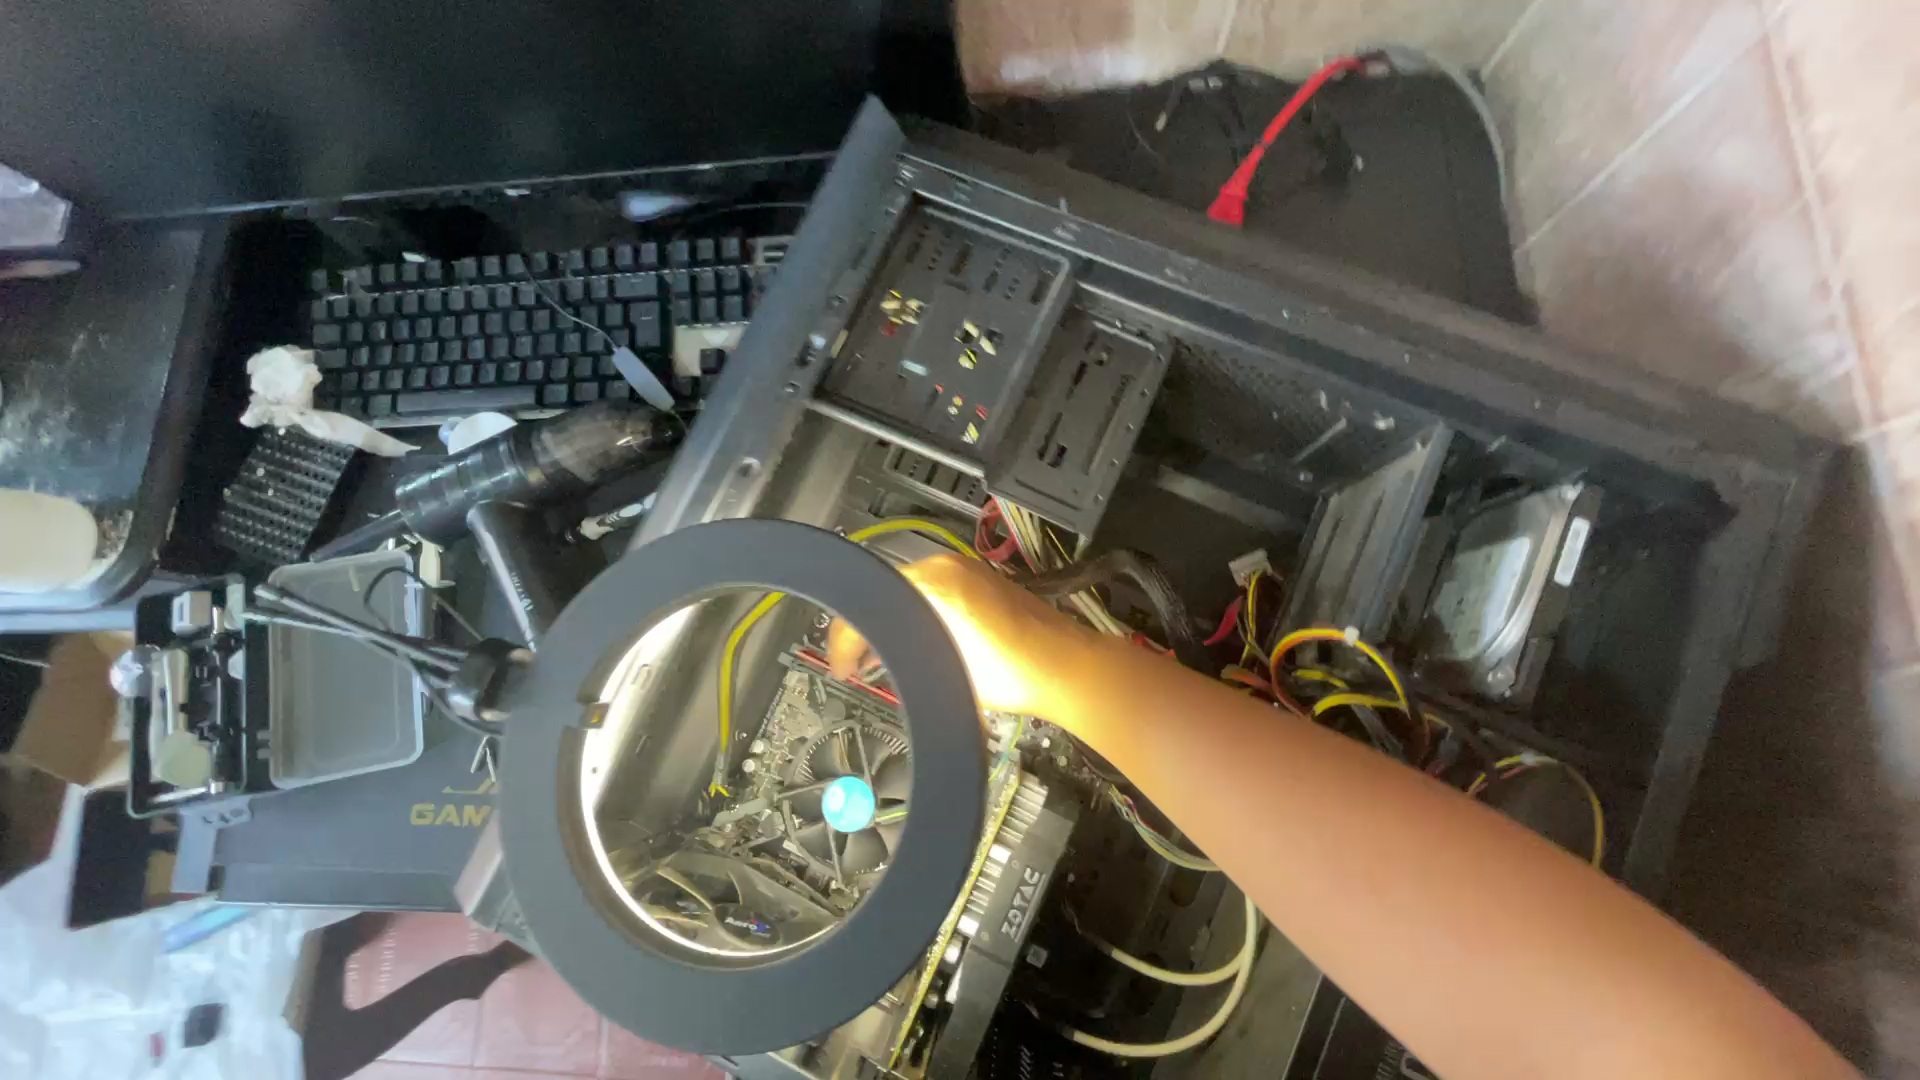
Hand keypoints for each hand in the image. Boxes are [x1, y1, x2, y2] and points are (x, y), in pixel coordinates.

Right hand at [827, 554, 1089, 723]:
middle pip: (887, 590)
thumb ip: (902, 657)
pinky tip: (920, 640)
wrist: (1064, 666)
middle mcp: (945, 565)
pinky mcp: (983, 579)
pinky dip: (920, 612)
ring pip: (911, 590)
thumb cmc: (1009, 672)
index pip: (870, 602)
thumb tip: (878, 660)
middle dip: (870, 625)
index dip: (846, 639)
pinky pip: (936, 591)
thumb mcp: (942, 670)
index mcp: (931, 582)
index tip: (843, 667)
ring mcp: (967, 569)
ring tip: (884, 656)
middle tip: (857, 661)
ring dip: (894, 618)